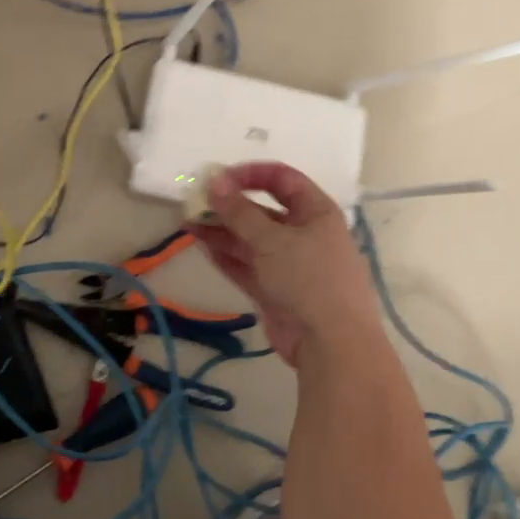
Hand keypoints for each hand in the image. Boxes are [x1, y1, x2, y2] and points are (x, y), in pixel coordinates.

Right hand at [187, 162, 381, 366]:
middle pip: (262, 211)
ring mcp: (289, 264)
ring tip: (187, 222)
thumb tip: (214, 182)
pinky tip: (201, 245)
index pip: (282, 179)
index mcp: (315, 212)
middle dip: (228, 206)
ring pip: (250, 240)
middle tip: (194, 201)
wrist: (331, 344)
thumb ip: (239, 211)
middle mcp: (303, 234)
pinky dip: (225, 256)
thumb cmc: (310, 278)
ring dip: (221, 230)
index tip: (218, 177)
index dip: (250, 174)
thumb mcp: (273, 239)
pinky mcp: (274, 290)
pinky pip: (246, 266)